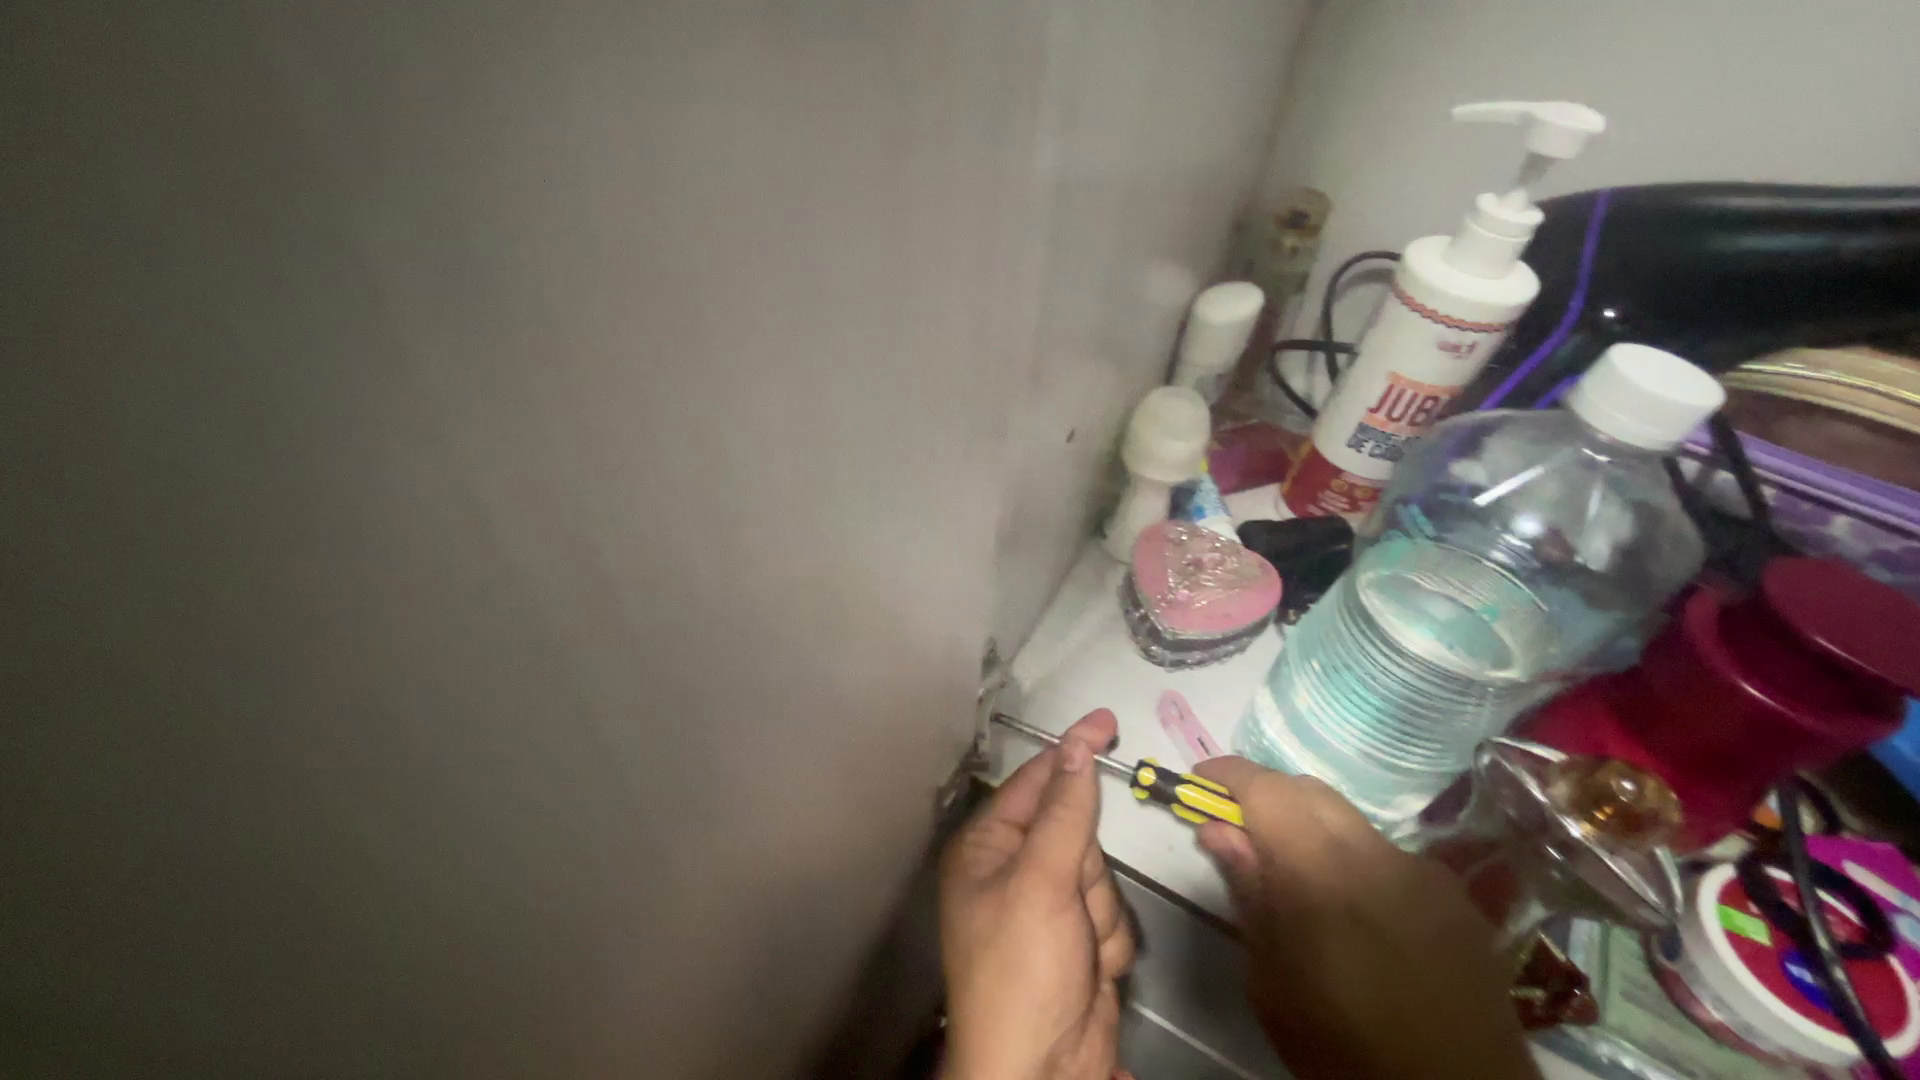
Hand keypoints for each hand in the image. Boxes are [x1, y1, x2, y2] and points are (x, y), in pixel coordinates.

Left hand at [938, 709, 1134, 1079]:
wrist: (1042, 1072)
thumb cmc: (1021, 970)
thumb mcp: (1041, 883)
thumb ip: (1066, 812)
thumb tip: (1076, 747)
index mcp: (987, 847)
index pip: (1036, 781)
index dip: (1071, 751)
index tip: (1106, 720)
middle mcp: (1014, 869)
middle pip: (1078, 830)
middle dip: (1085, 871)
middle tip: (1069, 905)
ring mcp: (1047, 907)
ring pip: (1101, 875)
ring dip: (1098, 913)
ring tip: (1075, 949)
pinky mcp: (1077, 940)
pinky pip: (1111, 916)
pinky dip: (1107, 944)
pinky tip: (1088, 972)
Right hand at [1193, 758, 1538, 1079]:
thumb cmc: (1342, 1051)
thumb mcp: (1271, 980)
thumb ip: (1248, 893)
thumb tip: (1218, 830)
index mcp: (1323, 876)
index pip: (1267, 791)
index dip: (1228, 775)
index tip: (1199, 783)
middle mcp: (1378, 856)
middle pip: (1310, 792)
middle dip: (1267, 796)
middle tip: (1237, 828)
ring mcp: (1425, 873)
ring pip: (1351, 821)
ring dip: (1312, 829)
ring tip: (1295, 875)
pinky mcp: (1457, 898)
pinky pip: (1390, 856)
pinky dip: (1355, 861)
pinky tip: (1355, 911)